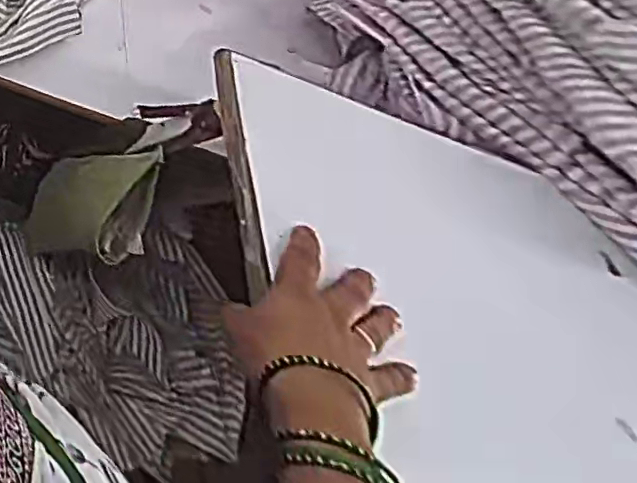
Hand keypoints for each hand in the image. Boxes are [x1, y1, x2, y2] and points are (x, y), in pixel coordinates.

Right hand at [223, 226, 414, 445]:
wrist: (308, 401)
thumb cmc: (273, 359)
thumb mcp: (237, 328)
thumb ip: (236, 316)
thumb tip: (229, 311)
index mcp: (295, 296)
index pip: (300, 262)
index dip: (303, 245)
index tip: (307, 235)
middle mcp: (329, 318)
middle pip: (347, 293)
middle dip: (354, 281)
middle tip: (362, 274)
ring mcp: (352, 350)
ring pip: (372, 329)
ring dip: (381, 320)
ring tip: (388, 313)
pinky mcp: (368, 385)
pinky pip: (388, 378)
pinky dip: (398, 376)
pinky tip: (407, 373)